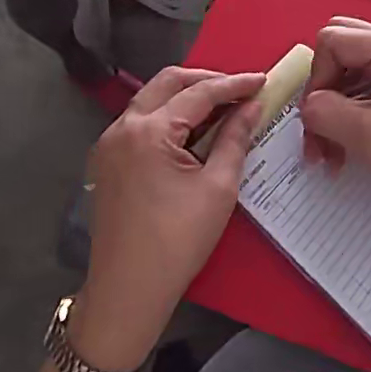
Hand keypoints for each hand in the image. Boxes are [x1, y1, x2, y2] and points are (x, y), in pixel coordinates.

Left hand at [71, 67, 265, 371]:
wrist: (128, 291)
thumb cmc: (177, 242)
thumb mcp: (218, 187)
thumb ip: (235, 138)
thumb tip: (252, 107)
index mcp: (148, 132)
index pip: (198, 93)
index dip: (235, 84)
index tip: (263, 80)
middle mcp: (122, 127)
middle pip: (168, 83)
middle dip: (208, 81)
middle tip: (242, 90)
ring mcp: (110, 143)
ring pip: (152, 98)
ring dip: (187, 96)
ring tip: (224, 107)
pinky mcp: (108, 160)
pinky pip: (142, 121)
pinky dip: (170, 116)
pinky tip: (195, 130)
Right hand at [298, 18, 370, 225]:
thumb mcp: (370, 135)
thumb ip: (328, 112)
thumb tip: (306, 105)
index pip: (333, 40)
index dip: (318, 77)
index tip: (319, 114)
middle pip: (334, 52)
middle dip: (319, 91)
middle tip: (317, 125)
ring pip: (339, 77)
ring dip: (325, 113)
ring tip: (324, 154)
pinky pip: (350, 96)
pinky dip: (338, 121)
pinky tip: (337, 153)